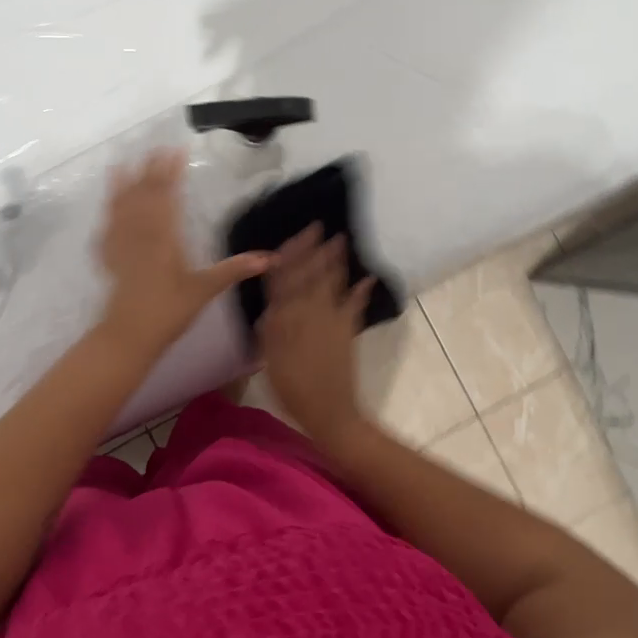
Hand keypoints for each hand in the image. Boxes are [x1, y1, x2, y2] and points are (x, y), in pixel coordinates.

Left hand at [96, 149, 269, 355]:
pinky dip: (107, 212)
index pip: (168, 197)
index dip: (171, 172)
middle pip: (144, 195)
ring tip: (123, 163)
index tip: (176, 152)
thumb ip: (234, 270)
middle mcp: (140, 235)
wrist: (129, 335)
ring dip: (124, 184)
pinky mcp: (108, 259)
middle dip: (150, 171)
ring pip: (121, 207)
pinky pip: (106, 228)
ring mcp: (121, 245)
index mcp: (165, 238)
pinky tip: (107, 204)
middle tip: (155, 148)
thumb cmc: (169, 312)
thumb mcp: (205, 290)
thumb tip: (270, 258)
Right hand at [258, 224, 375, 446]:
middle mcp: (310, 312)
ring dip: (335, 261)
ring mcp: (332, 319)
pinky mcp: (348, 330)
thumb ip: (270, 330)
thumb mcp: (270, 359)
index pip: (285, 280)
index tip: (292, 236)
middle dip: (314, 250)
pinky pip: (355, 304)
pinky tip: (368, 278)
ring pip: (332, 283)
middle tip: (318, 227)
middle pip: (310, 275)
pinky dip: (361, 290)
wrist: (329, 409)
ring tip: (339, 241)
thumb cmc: (292, 389)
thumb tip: (269, 305)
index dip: (288, 257)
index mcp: (287, 318)